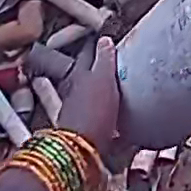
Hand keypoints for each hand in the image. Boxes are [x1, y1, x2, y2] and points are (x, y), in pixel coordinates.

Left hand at [56, 36, 117, 153]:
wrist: (81, 152)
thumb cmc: (93, 111)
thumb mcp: (104, 78)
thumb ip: (105, 58)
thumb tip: (105, 39)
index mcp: (80, 74)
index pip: (87, 53)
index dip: (96, 44)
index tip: (105, 38)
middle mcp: (75, 90)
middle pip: (86, 72)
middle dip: (95, 65)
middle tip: (112, 59)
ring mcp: (77, 110)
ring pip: (88, 91)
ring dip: (98, 87)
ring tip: (115, 84)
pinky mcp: (84, 129)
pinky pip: (94, 111)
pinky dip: (101, 106)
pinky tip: (112, 110)